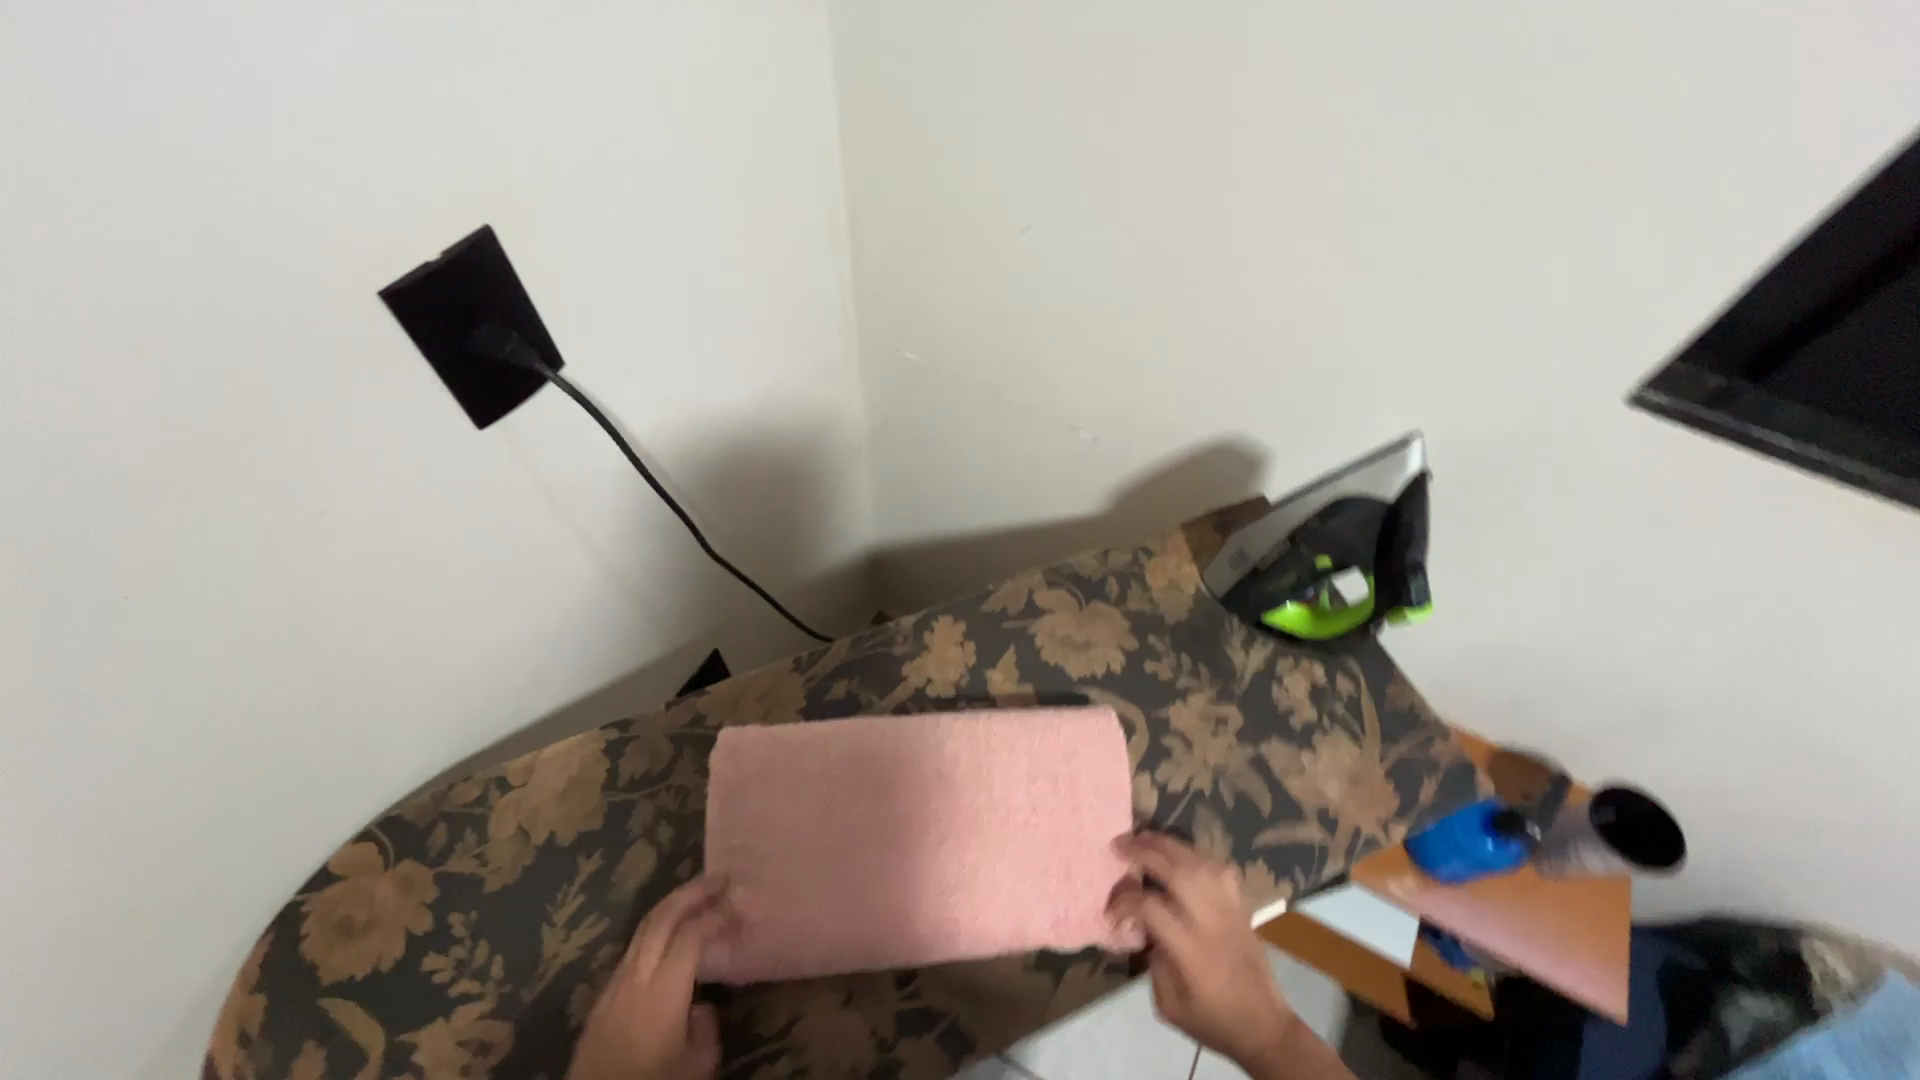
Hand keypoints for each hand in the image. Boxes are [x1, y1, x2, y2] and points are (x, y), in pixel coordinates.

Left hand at [567, 874, 740, 1079]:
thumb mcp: (696, 1068)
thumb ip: (705, 1029)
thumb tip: (700, 1008)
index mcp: (663, 992)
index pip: (691, 934)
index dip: (717, 917)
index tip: (739, 915)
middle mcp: (635, 977)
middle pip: (662, 917)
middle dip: (693, 891)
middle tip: (722, 878)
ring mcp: (614, 985)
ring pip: (643, 928)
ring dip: (673, 906)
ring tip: (698, 896)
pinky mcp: (602, 999)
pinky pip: (633, 949)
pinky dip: (656, 930)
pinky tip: (670, 937)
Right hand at [1108, 834, 1299, 1071]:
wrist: (1265, 1027)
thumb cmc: (1213, 1021)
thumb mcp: (1169, 1004)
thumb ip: (1153, 962)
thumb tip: (1145, 930)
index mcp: (1190, 948)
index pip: (1150, 906)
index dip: (1124, 901)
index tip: (1111, 910)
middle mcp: (1210, 920)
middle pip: (1177, 870)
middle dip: (1144, 851)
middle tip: (1119, 844)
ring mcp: (1229, 909)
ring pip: (1199, 861)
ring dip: (1168, 845)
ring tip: (1145, 839)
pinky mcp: (1241, 906)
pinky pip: (1218, 868)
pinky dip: (1196, 855)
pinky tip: (1180, 856)